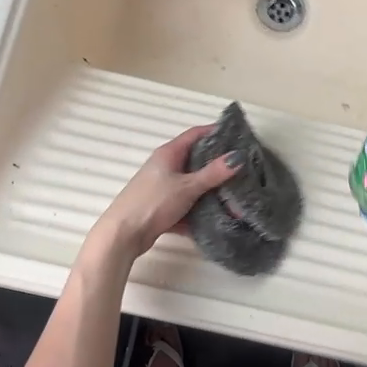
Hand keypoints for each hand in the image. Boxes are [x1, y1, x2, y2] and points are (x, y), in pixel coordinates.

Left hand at [85, 125, 241, 270]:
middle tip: (243, 169)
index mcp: (169, 153)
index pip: (195, 134)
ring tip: (237, 198)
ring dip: (211, 193)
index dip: (215, 132)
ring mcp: (163, 188)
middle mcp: (165, 167)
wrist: (124, 234)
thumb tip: (238, 157)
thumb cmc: (153, 202)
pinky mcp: (163, 208)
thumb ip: (213, 173)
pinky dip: (200, 211)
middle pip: (196, 161)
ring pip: (193, 186)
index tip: (237, 136)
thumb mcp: (187, 186)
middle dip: (218, 167)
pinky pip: (187, 205)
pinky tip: (219, 219)